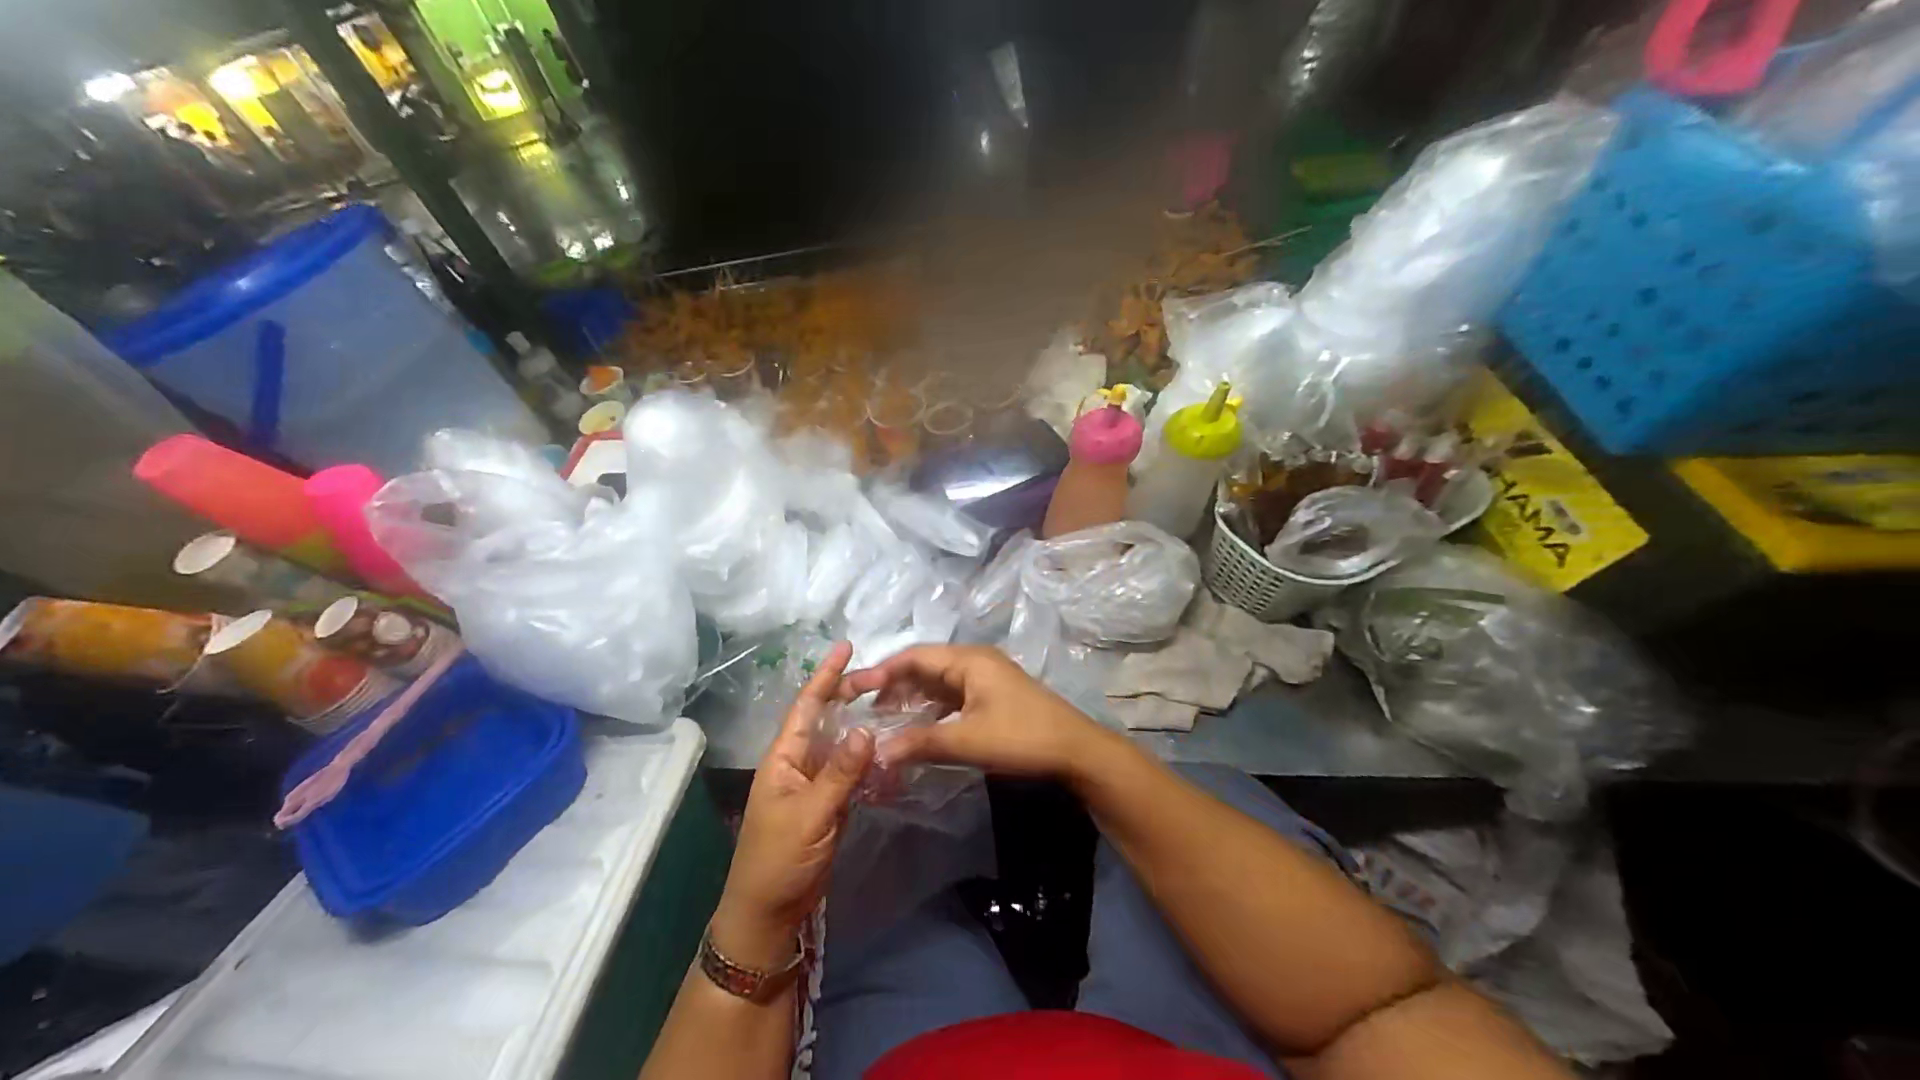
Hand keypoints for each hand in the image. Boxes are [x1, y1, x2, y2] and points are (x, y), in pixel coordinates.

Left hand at [711, 641, 873, 970]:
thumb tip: (866, 729)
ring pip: (842, 745)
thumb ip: (840, 773)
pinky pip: (852, 773)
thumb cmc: (779, 859)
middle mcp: (799, 764)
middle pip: (827, 720)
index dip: (825, 676)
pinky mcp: (829, 805)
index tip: (846, 647)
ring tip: (893, 704)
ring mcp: (815, 785)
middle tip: (883, 677)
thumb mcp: (810, 814)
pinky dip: (870, 760)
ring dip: (863, 725)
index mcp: (784, 758)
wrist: (770, 912)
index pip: (807, 707)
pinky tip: (891, 751)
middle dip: (849, 695)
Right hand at [838, 645, 1115, 781]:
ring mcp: (985, 678)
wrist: (1076, 750)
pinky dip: (930, 708)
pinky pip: (951, 695)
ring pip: (937, 682)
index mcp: (968, 660)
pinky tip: (917, 726)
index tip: (853, 689)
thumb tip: (878, 751)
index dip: (882, 671)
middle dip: (893, 685)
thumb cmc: (1021, 737)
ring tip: (883, 718)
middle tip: (863, 707)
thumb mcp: (967, 741)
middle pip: (924, 666)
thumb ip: (920, 743)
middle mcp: (974, 661)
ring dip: (911, 698)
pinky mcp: (992, 696)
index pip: (914, 656)